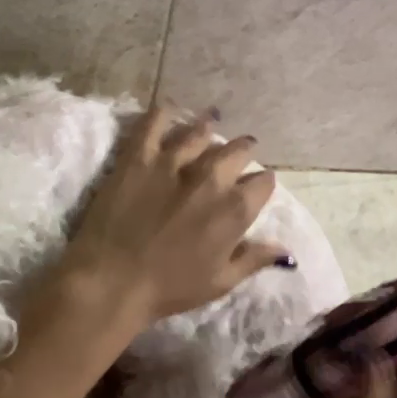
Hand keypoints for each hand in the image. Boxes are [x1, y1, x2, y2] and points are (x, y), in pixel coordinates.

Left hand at [53, 104, 285, 326]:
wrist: (112, 280)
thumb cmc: (169, 288)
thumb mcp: (220, 282)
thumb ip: (253, 259)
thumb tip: (284, 249)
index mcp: (235, 209)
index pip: (263, 182)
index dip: (261, 183)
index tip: (254, 187)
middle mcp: (210, 177)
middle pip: (237, 150)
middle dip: (242, 150)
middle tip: (239, 151)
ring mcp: (173, 162)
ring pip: (200, 132)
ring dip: (208, 129)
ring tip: (209, 126)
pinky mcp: (139, 156)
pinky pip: (155, 123)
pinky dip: (164, 113)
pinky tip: (169, 109)